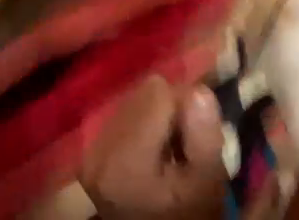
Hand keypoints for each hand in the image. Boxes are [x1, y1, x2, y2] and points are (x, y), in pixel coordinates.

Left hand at [80, 77, 226, 219]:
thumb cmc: (186, 213)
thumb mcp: (208, 178)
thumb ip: (205, 132)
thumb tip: (198, 90)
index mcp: (125, 159)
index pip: (159, 91)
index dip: (185, 106)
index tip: (193, 136)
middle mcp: (98, 151)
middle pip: (144, 93)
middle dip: (170, 110)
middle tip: (181, 144)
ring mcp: (90, 153)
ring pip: (134, 100)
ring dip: (157, 117)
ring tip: (168, 150)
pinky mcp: (90, 155)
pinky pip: (123, 115)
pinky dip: (143, 126)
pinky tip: (152, 153)